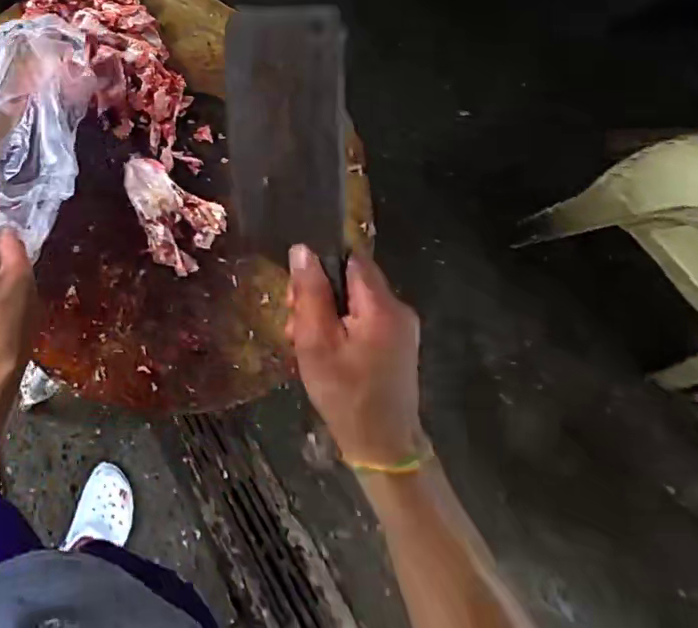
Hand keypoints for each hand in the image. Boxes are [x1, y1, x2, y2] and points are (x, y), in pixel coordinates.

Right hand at [286, 246, 424, 467]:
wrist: (383, 447)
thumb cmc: (345, 392)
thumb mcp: (316, 340)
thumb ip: (310, 292)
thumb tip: (302, 250)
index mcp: (382, 306)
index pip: (350, 259)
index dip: (320, 266)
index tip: (299, 292)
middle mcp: (398, 310)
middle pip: (350, 279)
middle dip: (318, 294)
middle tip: (296, 325)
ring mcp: (400, 328)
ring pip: (353, 300)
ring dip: (325, 313)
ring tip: (306, 342)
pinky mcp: (396, 344)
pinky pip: (362, 318)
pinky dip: (339, 327)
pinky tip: (325, 351)